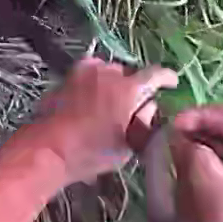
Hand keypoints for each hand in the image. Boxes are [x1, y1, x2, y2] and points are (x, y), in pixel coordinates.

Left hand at [30, 57, 177, 183]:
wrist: (50, 146)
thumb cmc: (92, 151)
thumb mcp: (128, 144)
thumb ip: (144, 122)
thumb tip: (149, 106)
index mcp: (128, 88)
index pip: (155, 74)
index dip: (167, 77)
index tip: (172, 81)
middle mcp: (108, 72)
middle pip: (129, 72)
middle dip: (135, 85)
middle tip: (135, 104)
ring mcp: (85, 71)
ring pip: (107, 70)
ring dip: (113, 81)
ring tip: (112, 100)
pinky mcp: (67, 76)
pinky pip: (88, 71)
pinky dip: (95, 80)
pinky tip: (93, 94)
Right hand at [161, 106, 222, 221]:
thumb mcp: (211, 194)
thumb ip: (193, 155)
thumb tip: (177, 135)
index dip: (198, 117)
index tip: (170, 126)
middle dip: (201, 132)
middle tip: (171, 139)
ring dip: (206, 149)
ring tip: (179, 157)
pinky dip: (215, 167)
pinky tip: (196, 178)